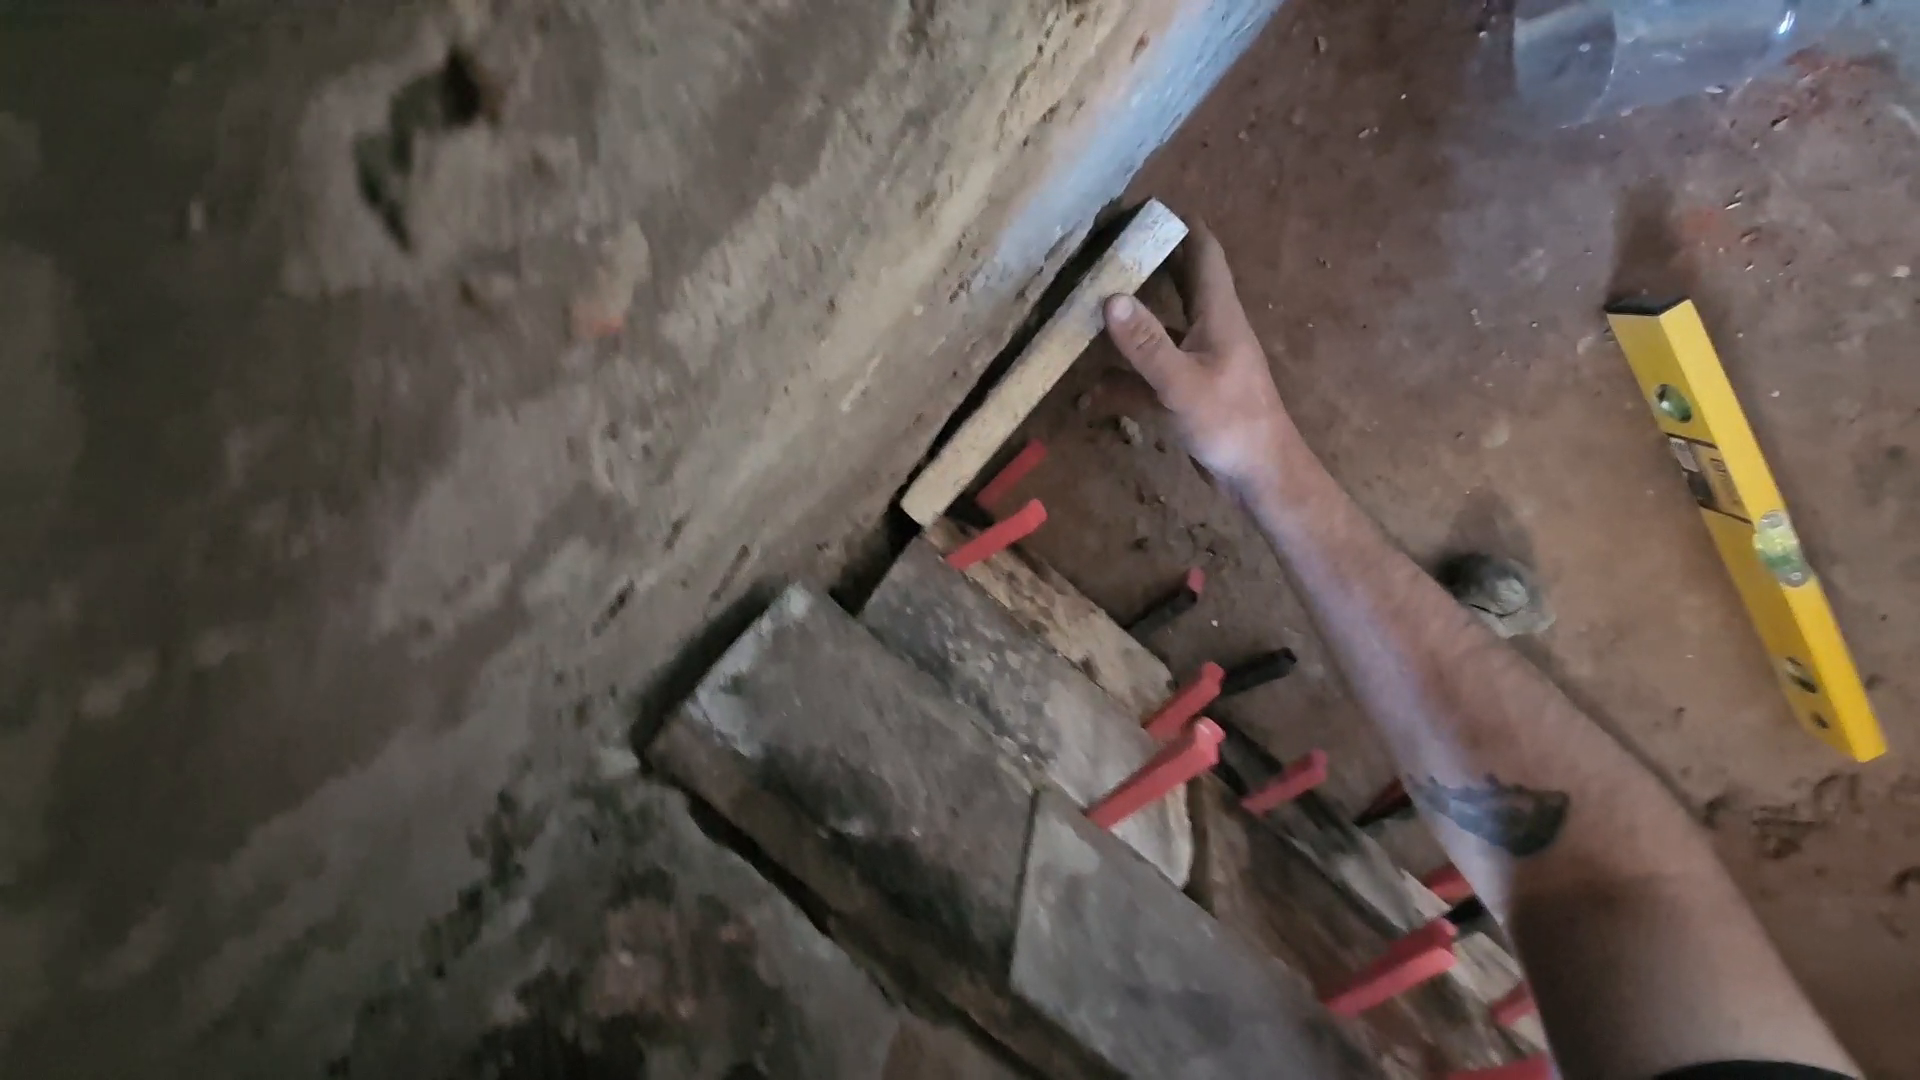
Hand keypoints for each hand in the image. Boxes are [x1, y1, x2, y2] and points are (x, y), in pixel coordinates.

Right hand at [1102, 224, 1294, 491]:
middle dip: (1142, 269)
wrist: (1259, 476)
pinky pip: (1147, 379)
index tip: (1139, 208)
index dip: (1178, 225)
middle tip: (1099, 254)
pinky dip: (1122, 381)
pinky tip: (1089, 393)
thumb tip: (1110, 297)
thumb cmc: (1232, 424)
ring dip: (1125, 326)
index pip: (1202, 253)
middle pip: (1175, 286)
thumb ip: (1146, 343)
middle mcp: (1208, 331)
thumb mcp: (1183, 383)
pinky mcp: (1186, 396)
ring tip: (1082, 313)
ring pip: (1156, 334)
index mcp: (1218, 315)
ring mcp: (1196, 364)